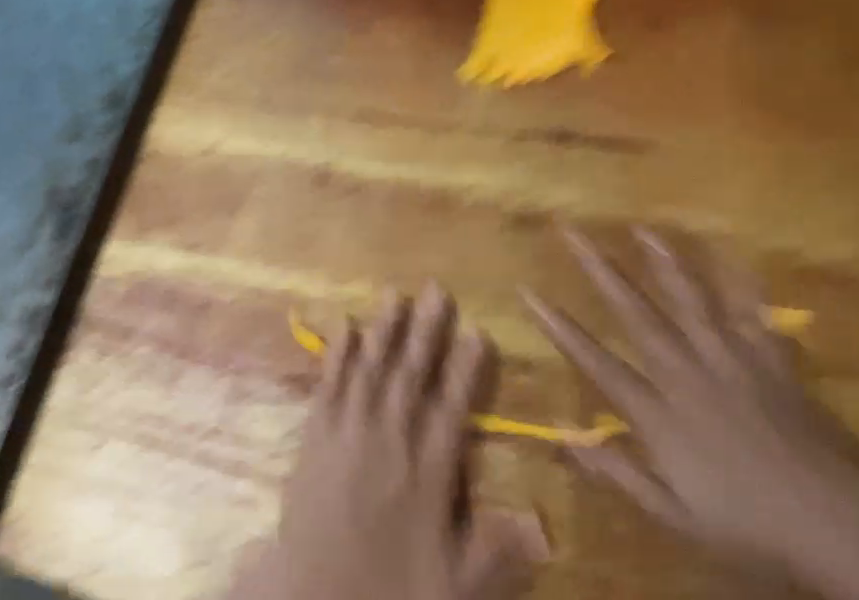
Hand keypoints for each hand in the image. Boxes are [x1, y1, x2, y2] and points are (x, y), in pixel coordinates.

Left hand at [231, 283, 549, 599]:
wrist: (314, 595)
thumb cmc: (390, 590)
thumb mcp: (456, 584)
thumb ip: (498, 551)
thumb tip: (545, 523)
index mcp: (428, 472)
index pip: (452, 408)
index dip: (467, 369)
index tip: (478, 330)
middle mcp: (389, 440)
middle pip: (409, 376)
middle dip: (425, 331)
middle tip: (436, 288)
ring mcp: (347, 433)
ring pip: (368, 370)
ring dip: (383, 330)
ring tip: (395, 294)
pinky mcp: (313, 436)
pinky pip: (326, 385)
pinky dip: (335, 354)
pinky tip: (343, 327)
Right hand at [523, 226, 858, 570]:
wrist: (841, 521)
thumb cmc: (750, 524)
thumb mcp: (674, 515)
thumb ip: (618, 473)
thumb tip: (561, 436)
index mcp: (659, 414)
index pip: (596, 362)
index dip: (559, 327)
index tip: (528, 291)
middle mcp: (687, 376)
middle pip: (637, 315)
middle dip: (600, 271)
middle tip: (573, 233)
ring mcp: (733, 364)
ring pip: (691, 302)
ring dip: (664, 263)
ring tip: (642, 229)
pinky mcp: (774, 365)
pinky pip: (754, 317)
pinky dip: (741, 287)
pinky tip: (730, 259)